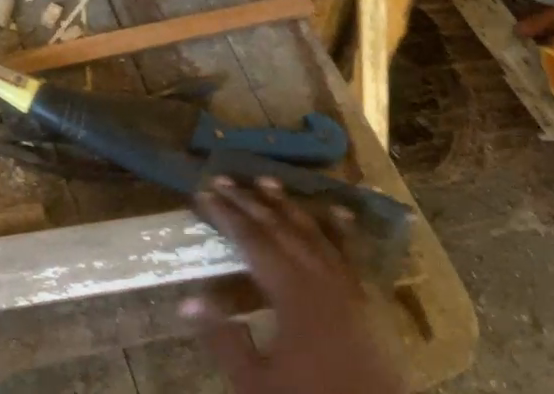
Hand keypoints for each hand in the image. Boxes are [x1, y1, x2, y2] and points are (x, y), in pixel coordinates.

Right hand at [187, 177, 401, 393]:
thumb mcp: (256, 382)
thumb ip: (224, 337)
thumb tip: (187, 300)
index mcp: (290, 292)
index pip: (252, 240)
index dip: (226, 214)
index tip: (203, 192)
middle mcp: (319, 278)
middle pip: (280, 228)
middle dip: (249, 202)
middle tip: (224, 179)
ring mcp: (347, 287)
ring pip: (314, 233)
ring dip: (288, 205)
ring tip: (267, 181)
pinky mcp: (366, 300)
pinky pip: (351, 253)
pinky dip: (342, 229)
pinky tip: (339, 212)